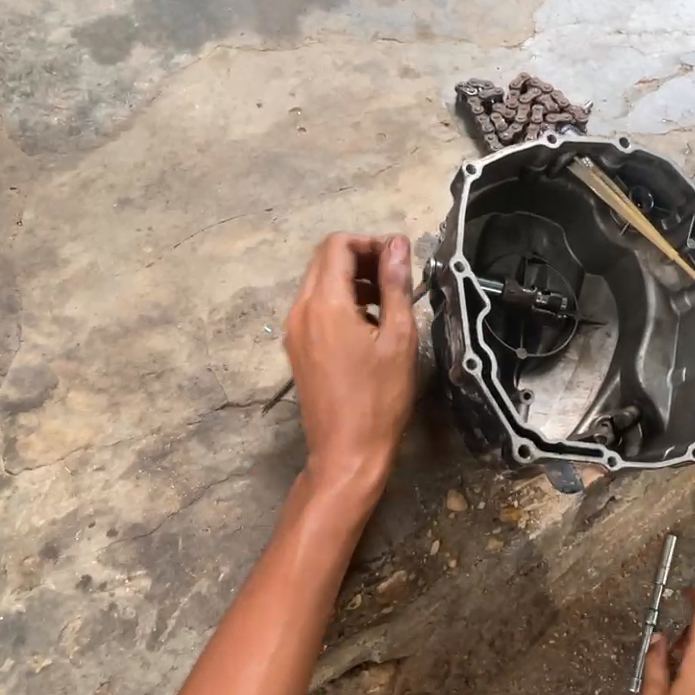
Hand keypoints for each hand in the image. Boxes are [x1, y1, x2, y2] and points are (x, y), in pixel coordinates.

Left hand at [284, 233, 417, 496]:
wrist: (347, 451)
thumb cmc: (380, 398)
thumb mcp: (398, 339)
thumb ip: (396, 286)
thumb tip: (398, 244)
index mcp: (325, 304)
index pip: (338, 245)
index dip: (371, 242)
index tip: (400, 260)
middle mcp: (301, 310)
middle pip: (324, 260)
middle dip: (361, 258)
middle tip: (396, 278)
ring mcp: (294, 331)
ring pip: (318, 283)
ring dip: (351, 280)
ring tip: (387, 303)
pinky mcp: (296, 349)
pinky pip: (315, 308)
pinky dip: (341, 302)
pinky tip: (368, 325)